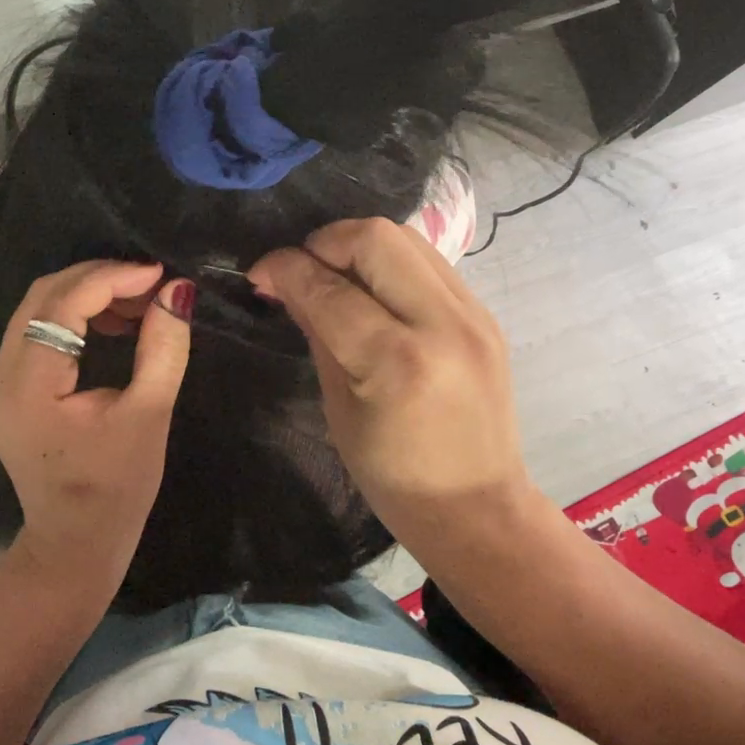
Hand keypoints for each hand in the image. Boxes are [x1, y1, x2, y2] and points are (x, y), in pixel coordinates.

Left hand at [0, 261, 194, 584]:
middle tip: (151, 284)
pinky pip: (36, 332)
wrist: (74, 545)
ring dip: (87, 295)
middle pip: (43, 296)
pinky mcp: (5, 388)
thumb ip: (163, 347)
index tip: (159, 273)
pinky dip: (74, 317)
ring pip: (38, 309)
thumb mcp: (149, 416)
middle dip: (99, 279)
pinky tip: (112, 324)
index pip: (63, 304)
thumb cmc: (116, 490)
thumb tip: (179, 290)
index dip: (112, 278)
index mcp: (27, 385)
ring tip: (139, 304)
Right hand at [249, 219, 530, 542]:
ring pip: (405, 237)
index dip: (284, 268)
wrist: (477, 507)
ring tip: (334, 276)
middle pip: (374, 237)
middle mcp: (441, 324)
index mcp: (397, 362)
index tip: (259, 272)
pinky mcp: (485, 313)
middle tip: (302, 270)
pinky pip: (428, 261)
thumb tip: (283, 281)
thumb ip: (315, 330)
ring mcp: (473, 314)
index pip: (328, 286)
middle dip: (324, 242)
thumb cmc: (393, 475)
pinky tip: (371, 292)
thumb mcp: (338, 406)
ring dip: (358, 246)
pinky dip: (389, 263)